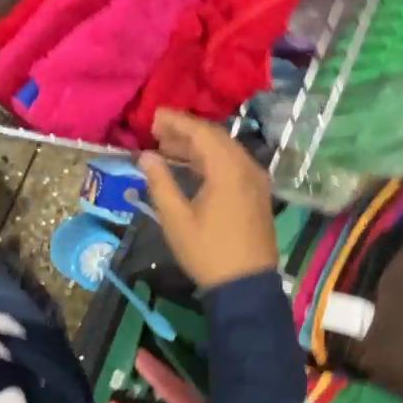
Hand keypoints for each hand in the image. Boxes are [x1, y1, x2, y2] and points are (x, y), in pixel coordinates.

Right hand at [137, 110, 280, 288]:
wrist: (246, 285)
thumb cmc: (208, 251)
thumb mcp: (176, 219)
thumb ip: (160, 183)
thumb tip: (146, 156)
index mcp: (228, 170)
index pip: (201, 133)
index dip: (176, 121)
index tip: (153, 116)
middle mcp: (246, 168)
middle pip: (215, 138)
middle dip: (185, 131)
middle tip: (156, 132)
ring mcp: (255, 180)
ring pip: (224, 151)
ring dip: (196, 146)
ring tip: (167, 148)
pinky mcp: (256, 193)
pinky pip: (232, 164)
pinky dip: (209, 160)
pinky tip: (189, 167)